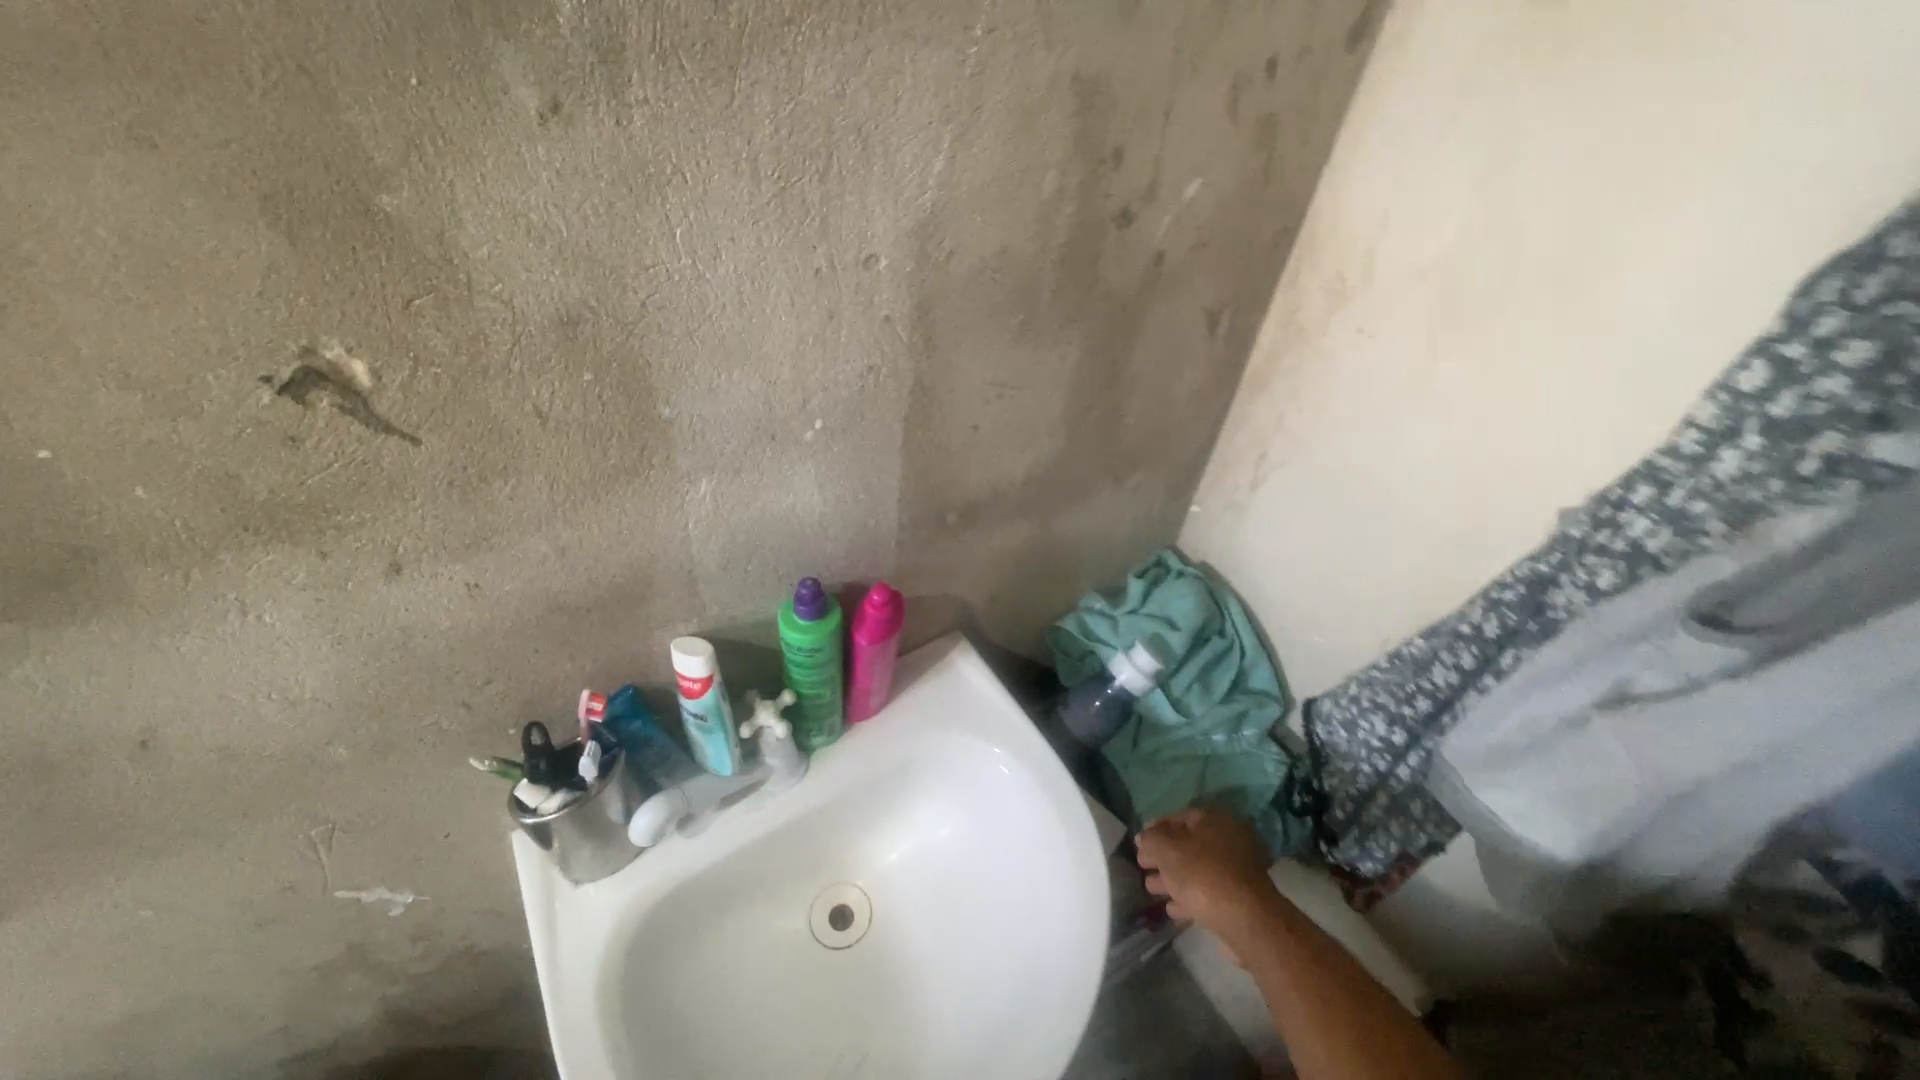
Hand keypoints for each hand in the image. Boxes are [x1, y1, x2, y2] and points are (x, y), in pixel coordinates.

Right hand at [1136, 806, 1276, 939]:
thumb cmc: (1202, 875)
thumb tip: (1143, 836)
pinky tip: (1172, 909)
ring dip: (1173, 879)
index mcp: (1215, 822)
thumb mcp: (1168, 849)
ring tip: (1151, 889)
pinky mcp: (1238, 900)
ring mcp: (1236, 872)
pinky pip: (1207, 894)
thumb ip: (1151, 839)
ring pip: (1197, 871)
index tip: (1139, 842)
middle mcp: (1229, 842)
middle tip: (1142, 866)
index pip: (1180, 817)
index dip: (1156, 828)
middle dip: (1163, 857)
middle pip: (1189, 845)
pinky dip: (1188, 898)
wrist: (1246, 920)